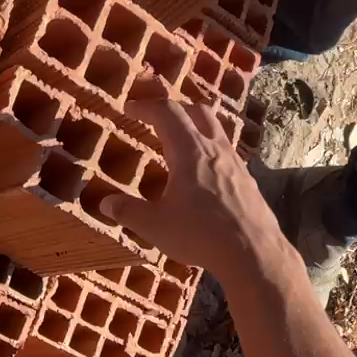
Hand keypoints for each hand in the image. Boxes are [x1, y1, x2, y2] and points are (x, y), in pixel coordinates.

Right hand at [99, 100, 300, 289]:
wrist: (251, 250)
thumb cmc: (199, 234)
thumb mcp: (154, 226)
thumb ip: (128, 211)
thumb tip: (105, 202)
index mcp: (189, 152)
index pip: (167, 113)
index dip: (146, 106)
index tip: (129, 108)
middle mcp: (215, 149)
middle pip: (197, 111)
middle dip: (174, 108)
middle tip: (156, 117)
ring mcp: (235, 162)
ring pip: (215, 128)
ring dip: (195, 125)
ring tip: (180, 139)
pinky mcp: (246, 179)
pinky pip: (226, 151)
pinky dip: (209, 148)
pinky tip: (203, 171)